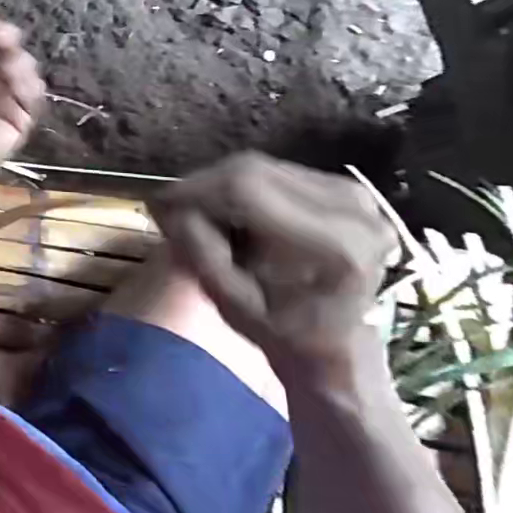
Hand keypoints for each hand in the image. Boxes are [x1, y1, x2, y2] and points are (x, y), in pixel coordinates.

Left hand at [0, 0, 44, 186]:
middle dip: (9, 43)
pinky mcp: (23, 115)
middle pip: (10, 47)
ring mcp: (7, 94)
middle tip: (6, 44)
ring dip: (20, 66)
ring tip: (9, 76)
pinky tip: (22, 91)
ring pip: (26, 67)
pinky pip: (36, 94)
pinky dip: (32, 88)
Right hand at [149, 153, 398, 375]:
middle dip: (203, 184)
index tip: (158, 202)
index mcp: (333, 245)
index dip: (195, 189)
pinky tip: (233, 210)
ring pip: (262, 167)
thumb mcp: (231, 303)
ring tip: (201, 211)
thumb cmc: (283, 334)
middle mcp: (353, 209)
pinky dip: (245, 185)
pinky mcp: (345, 187)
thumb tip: (167, 204)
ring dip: (222, 184)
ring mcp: (354, 194)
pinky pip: (278, 172)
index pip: (246, 189)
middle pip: (253, 171)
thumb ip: (198, 252)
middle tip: (172, 205)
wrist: (337, 345)